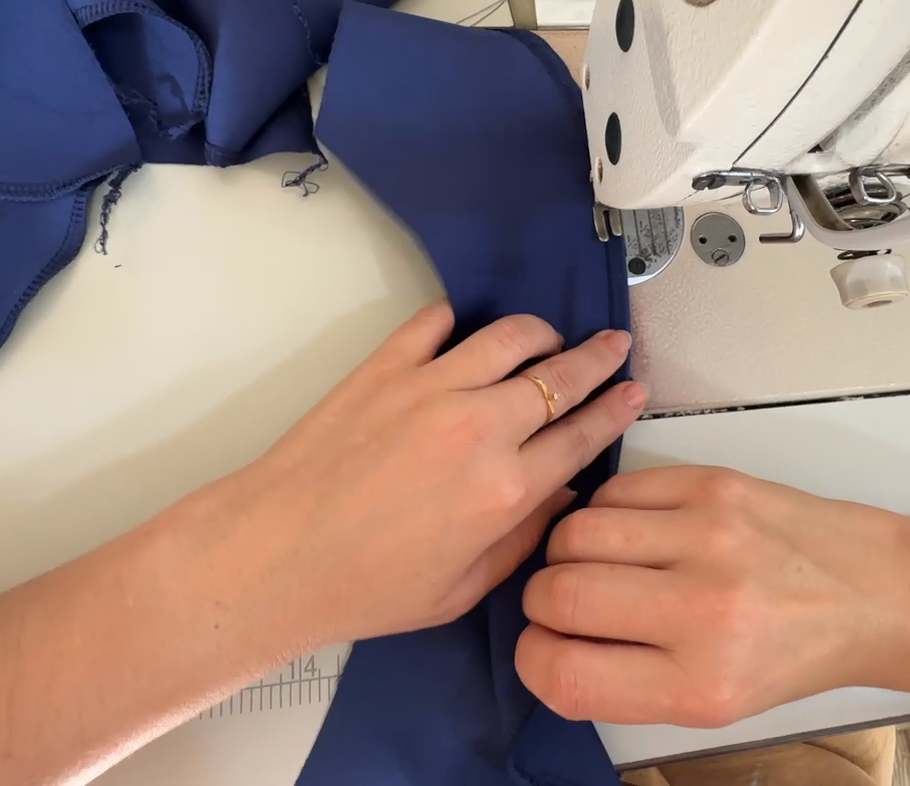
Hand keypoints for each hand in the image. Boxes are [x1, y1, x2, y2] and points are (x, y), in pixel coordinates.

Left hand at [212, 301, 645, 647]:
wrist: (274, 556)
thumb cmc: (367, 586)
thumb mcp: (461, 590)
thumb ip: (523, 540)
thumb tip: (562, 494)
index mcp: (504, 490)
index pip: (581, 436)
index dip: (616, 409)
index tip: (635, 389)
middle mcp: (480, 427)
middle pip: (561, 377)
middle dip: (599, 358)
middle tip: (614, 344)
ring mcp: (433, 386)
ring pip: (511, 336)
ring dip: (541, 332)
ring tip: (548, 337)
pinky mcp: (388, 364)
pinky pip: (437, 321)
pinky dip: (459, 319)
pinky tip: (467, 328)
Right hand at [516, 466, 909, 727]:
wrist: (866, 588)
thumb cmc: (787, 652)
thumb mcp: (711, 700)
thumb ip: (625, 678)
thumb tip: (546, 638)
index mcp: (701, 685)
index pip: (566, 673)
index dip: (531, 658)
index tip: (541, 645)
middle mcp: (701, 609)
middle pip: (559, 593)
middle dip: (541, 598)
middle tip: (561, 599)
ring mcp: (706, 534)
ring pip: (575, 530)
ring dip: (566, 549)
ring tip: (594, 559)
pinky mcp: (710, 481)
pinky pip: (612, 489)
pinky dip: (602, 510)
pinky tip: (627, 528)